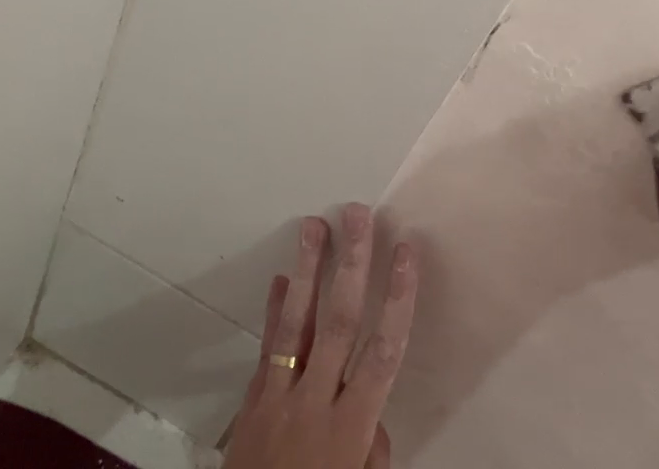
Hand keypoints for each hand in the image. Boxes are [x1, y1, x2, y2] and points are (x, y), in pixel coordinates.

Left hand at [221, 204, 419, 468]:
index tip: (406, 251)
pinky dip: (274, 312)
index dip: (397, 297)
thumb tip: (371, 410)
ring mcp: (279, 397)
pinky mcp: (251, 403)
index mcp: (352, 424)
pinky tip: (279, 279)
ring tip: (313, 225)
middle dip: (351, 264)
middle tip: (357, 214)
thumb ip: (371, 443)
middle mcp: (316, 401)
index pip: (383, 350)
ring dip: (307, 270)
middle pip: (339, 321)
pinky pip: (267, 348)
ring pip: (297, 324)